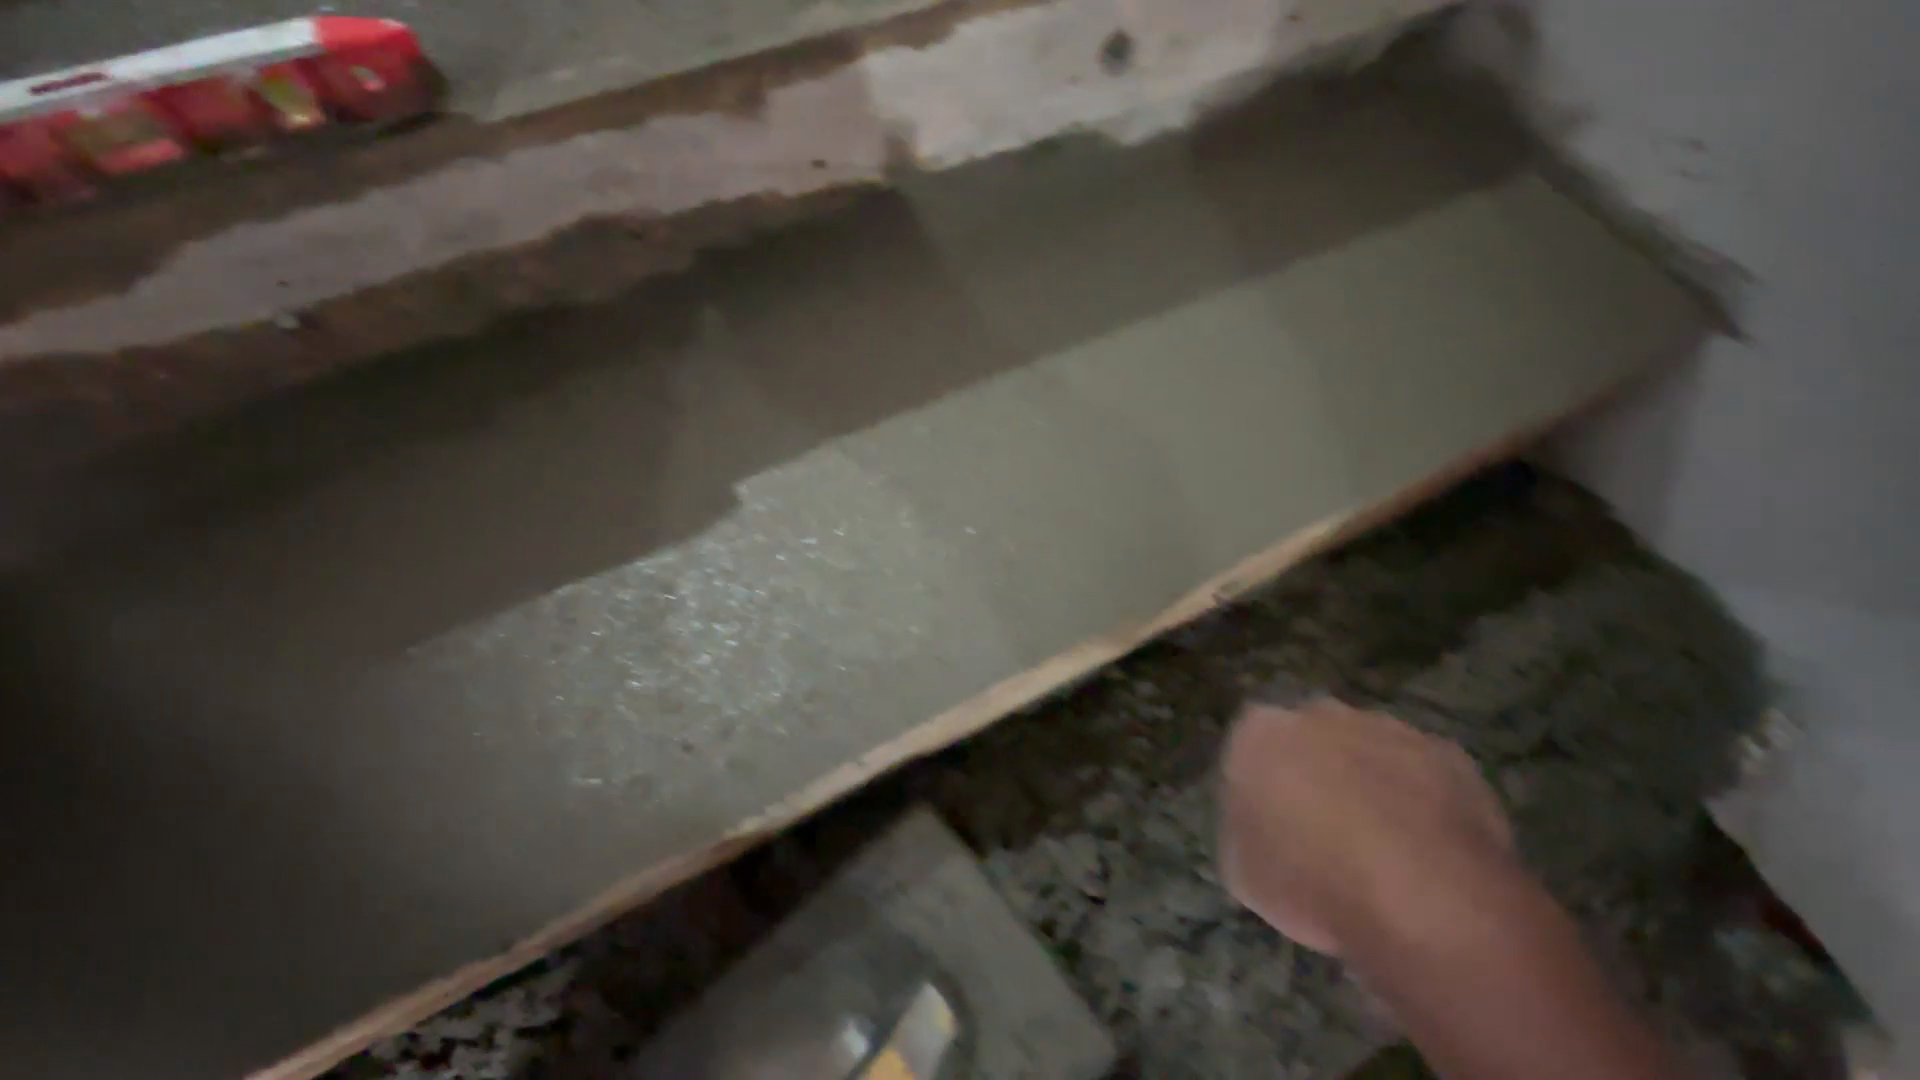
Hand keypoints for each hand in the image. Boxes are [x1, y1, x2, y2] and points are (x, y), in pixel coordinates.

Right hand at [1217, 699, 1514, 954]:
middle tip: (1323, 832)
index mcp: (1259, 733)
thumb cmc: (1311, 884)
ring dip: (1369, 784)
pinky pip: (1423, 773)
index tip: (1270, 827)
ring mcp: (1389, 728)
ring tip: (1381, 847)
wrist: (1424, 901)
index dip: (1259, 789)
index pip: (1248, 749)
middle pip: (1310, 738)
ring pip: (1369, 751)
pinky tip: (1425, 850)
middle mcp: (1320, 713)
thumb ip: (1245, 826)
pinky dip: (1420, 801)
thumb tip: (1264, 822)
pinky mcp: (1450, 754)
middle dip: (1315, 773)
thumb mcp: (1242, 870)